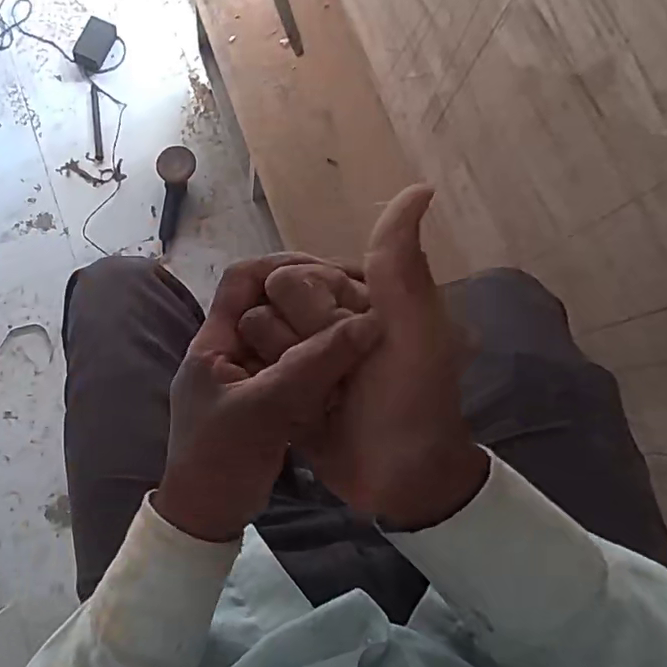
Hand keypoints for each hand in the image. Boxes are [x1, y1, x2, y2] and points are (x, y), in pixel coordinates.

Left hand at [155, 255, 382, 541]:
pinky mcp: (263, 399)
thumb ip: (310, 367)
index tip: (331, 272)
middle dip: (312, 295)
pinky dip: (321, 361)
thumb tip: (367, 322)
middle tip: (361, 298)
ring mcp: (246, 375)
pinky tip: (354, 362)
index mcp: (213, 343)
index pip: (242, 279)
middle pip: (269, 303)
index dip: (283, 266)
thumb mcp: (264, 411)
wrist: (205, 515)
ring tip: (366, 324)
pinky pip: (295, 366)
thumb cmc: (220, 459)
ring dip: (320, 329)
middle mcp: (228, 351)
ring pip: (286, 335)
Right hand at [244, 187, 488, 529]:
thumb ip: (399, 265)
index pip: (295, 276)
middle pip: (268, 303)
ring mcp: (298, 349)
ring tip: (321, 398)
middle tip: (341, 375)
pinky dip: (268, 386)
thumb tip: (419, 187)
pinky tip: (297, 408)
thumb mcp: (414, 332)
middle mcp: (322, 314)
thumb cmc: (412, 401)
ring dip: (284, 369)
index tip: (353, 339)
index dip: (317, 311)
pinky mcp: (280, 381)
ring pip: (252, 333)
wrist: (397, 480)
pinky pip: (248, 365)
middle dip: (299, 341)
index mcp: (355, 292)